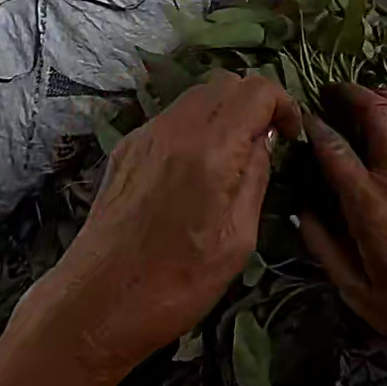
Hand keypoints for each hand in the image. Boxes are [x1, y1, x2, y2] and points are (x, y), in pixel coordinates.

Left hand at [13, 71, 301, 385]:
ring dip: (226, 109)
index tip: (290, 136)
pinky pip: (173, 115)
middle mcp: (177, 127)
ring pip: (198, 93)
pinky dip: (197, 123)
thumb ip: (256, 176)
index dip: (284, 104)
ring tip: (233, 152)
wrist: (96, 304)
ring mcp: (147, 133)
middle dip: (255, 102)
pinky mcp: (128, 146)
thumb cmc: (178, 282)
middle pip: (227, 81)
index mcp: (211, 149)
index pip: (257, 90)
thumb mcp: (239, 238)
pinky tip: (197, 164)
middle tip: (265, 142)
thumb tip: (264, 139)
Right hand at [298, 84, 386, 385]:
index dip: (314, 126)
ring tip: (376, 98)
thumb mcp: (358, 294)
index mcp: (369, 204)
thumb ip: (324, 247)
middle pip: (375, 112)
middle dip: (351, 93)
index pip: (333, 148)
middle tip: (336, 91)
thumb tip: (300, 211)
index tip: (305, 117)